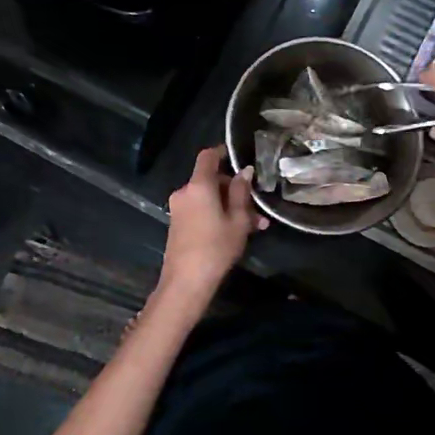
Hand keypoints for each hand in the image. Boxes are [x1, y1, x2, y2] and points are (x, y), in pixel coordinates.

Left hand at [161, 147, 265, 291]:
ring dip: (230, 206)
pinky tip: (237, 231)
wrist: (186, 282)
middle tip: (257, 207)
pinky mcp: (178, 224)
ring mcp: (179, 208)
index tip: (240, 156)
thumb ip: (241, 193)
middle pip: (211, 180)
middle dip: (235, 190)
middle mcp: (185, 192)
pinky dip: (217, 214)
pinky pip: (201, 210)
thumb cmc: (216, 247)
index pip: (208, 156)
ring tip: (254, 225)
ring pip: (208, 198)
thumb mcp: (238, 220)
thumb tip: (245, 171)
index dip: (223, 152)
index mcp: (199, 185)